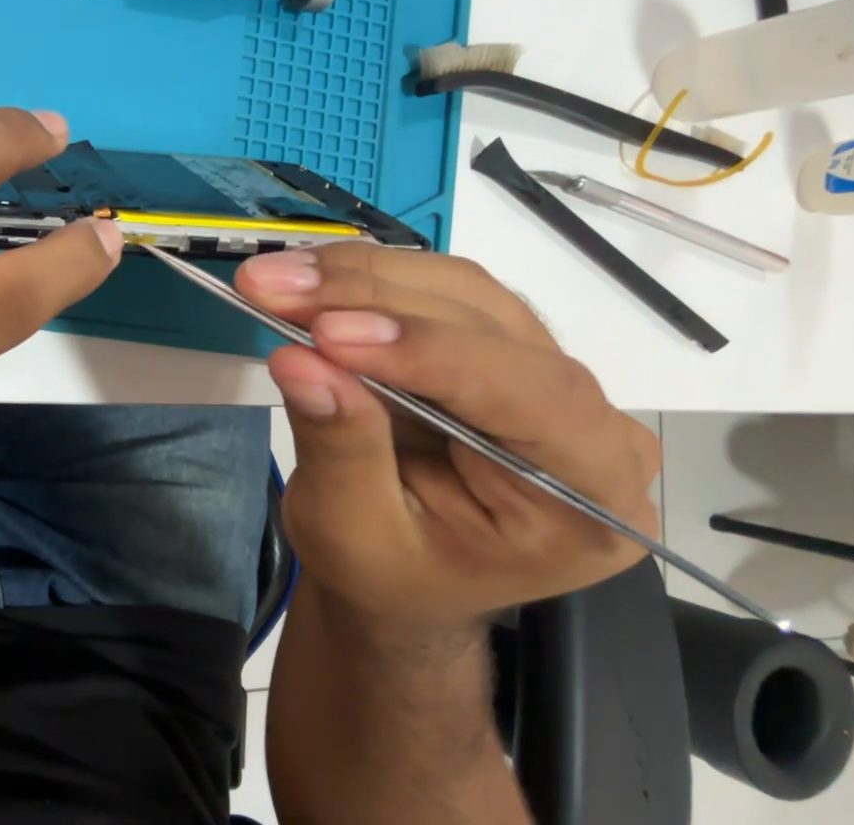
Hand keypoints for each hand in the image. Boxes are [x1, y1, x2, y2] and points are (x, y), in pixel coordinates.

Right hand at [235, 244, 660, 629]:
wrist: (399, 577)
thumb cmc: (384, 573)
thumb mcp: (351, 532)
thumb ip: (339, 446)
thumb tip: (297, 358)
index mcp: (585, 502)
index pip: (532, 399)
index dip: (430, 352)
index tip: (328, 333)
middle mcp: (587, 426)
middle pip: (492, 326)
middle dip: (368, 298)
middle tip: (266, 284)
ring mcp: (543, 378)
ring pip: (461, 291)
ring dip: (357, 276)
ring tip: (271, 279)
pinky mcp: (494, 347)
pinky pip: (434, 291)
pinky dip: (361, 279)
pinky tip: (304, 276)